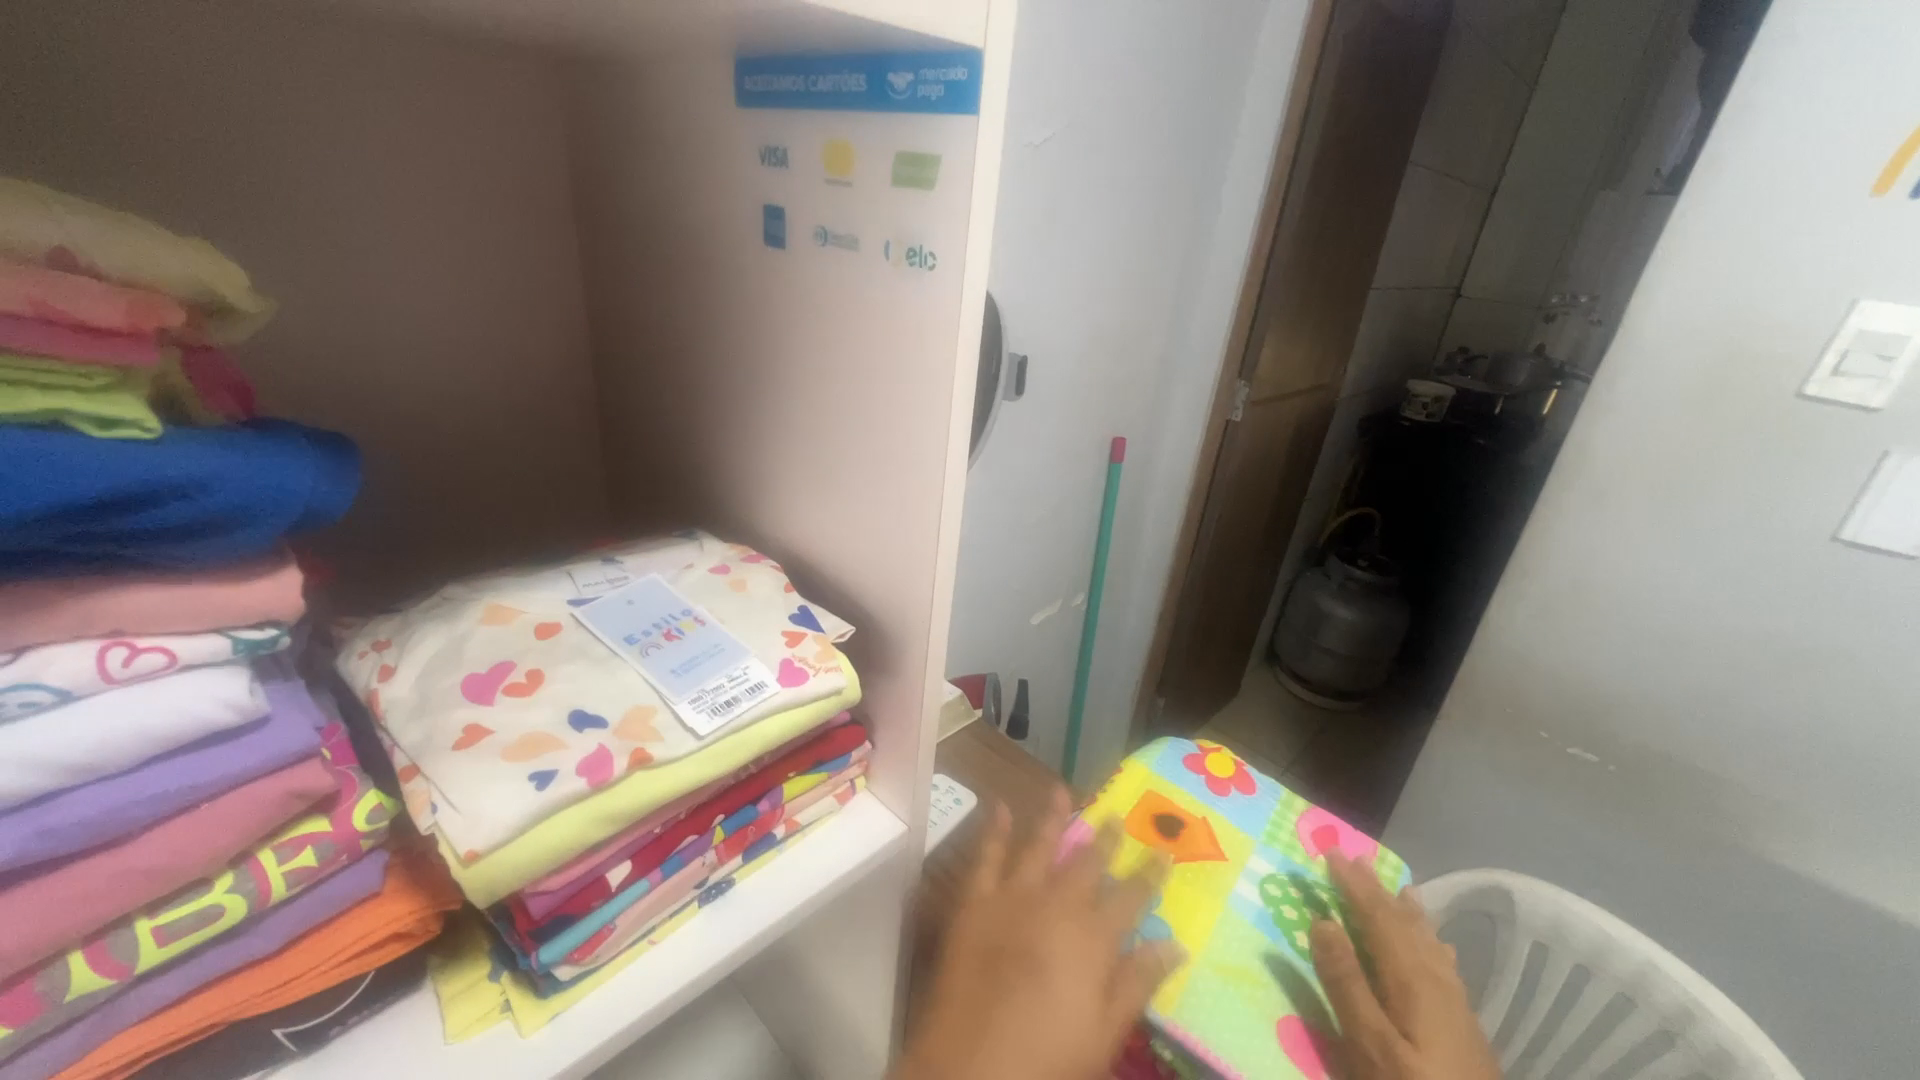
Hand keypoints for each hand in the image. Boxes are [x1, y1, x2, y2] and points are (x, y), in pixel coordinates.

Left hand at [894, 788, 1181, 1079]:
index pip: (1131, 897)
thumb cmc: (1048, 1058)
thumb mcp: (1105, 1032)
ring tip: (1062, 790)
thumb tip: (1175, 944)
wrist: (971, 1067)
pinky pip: (986, 859)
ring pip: (1038, 847)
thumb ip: (1137, 982)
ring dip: (1052, 819)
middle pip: (1086, 864)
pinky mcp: (974, 904)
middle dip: (1105, 839)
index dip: (1149, 874)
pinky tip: (999, 808)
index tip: (1165, 851)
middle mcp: (1056, 906)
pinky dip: (994, 831)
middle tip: (1117, 815)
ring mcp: (1012, 899)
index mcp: (1093, 938)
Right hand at [1309, 852, 1500, 1079]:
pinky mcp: (1464, 1026)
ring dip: (1407, 913)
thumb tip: (1322, 922)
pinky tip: (1438, 947)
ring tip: (1400, 888)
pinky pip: (1444, 963)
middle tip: (1356, 859)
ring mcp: (1456, 1004)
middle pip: (1404, 925)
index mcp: (1411, 979)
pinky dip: (1432, 942)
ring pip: (1428, 942)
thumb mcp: (1369, 1044)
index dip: (1354, 885)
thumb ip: (1346, 983)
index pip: (1378, 918)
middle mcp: (1437, 981)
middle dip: (1377, 891)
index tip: (1332, 853)